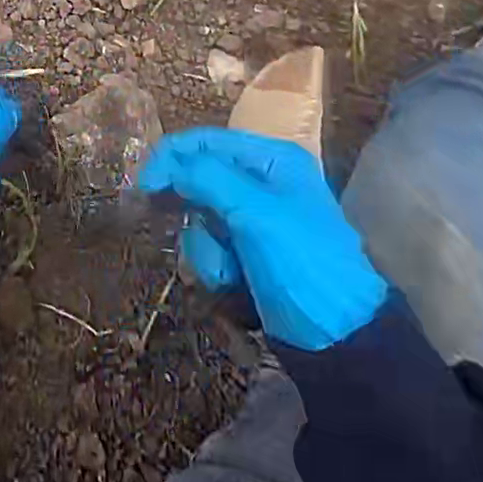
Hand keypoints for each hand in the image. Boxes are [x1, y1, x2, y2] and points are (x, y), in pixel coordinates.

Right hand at [137, 127, 386, 350]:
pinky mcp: (247, 256)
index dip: (172, 157)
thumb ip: (208, 178)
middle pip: (199, 180)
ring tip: (226, 271)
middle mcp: (261, 183)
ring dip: (204, 248)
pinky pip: (211, 250)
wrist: (339, 339)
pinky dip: (214, 268)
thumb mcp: (256, 212)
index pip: (207, 142)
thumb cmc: (301, 263)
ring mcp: (254, 222)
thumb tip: (166, 165)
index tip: (144, 186)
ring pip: (200, 220)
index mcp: (271, 159)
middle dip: (187, 208)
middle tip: (157, 219)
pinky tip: (231, 285)